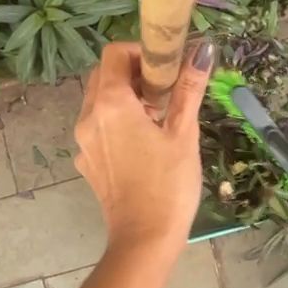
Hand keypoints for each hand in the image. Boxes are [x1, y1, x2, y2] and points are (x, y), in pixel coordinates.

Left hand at [73, 40, 214, 258]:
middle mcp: (88, 117)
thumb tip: (203, 48)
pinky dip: (117, 122)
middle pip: (103, 75)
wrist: (145, 239)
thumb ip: (189, 87)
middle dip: (134, 73)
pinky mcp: (87, 161)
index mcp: (111, 103)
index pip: (114, 53)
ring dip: (125, 97)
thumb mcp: (184, 132)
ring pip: (99, 101)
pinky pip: (98, 127)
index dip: (140, 52)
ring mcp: (84, 141)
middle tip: (166, 90)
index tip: (167, 67)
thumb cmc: (169, 184)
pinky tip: (143, 143)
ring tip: (158, 117)